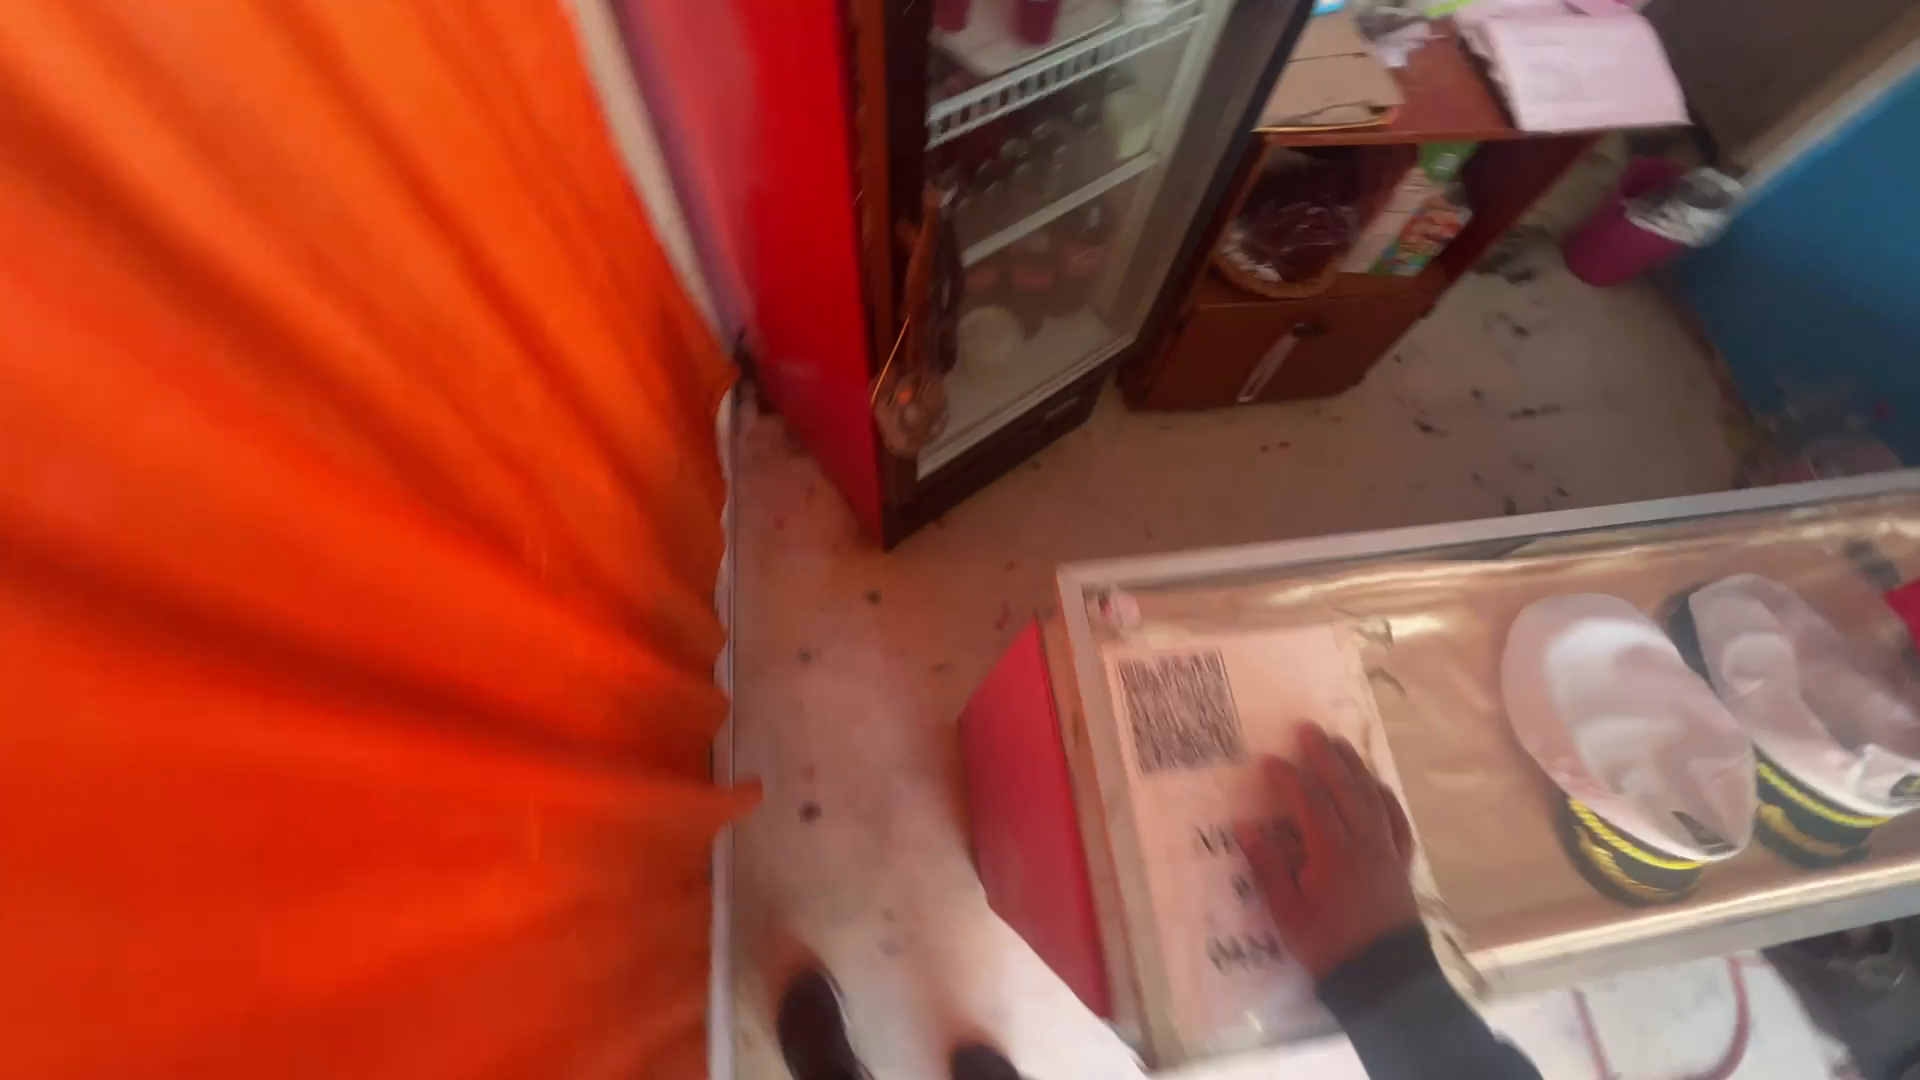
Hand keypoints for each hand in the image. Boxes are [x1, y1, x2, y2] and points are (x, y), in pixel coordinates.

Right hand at [1236, 724, 1417, 979]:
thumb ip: (1266, 866)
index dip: (1288, 777)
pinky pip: (1397, 822)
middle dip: (1324, 757)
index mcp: (1331, 851)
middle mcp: (1362, 842)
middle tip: (1308, 729)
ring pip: (1371, 798)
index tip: (1269, 760)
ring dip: (1354, 767)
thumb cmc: (1328, 944)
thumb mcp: (1286, 911)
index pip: (1307, 801)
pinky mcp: (1400, 863)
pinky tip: (1377, 785)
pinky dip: (1386, 798)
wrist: (1386, 981)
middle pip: (1343, 788)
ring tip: (1340, 743)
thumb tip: (1244, 827)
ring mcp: (1385, 851)